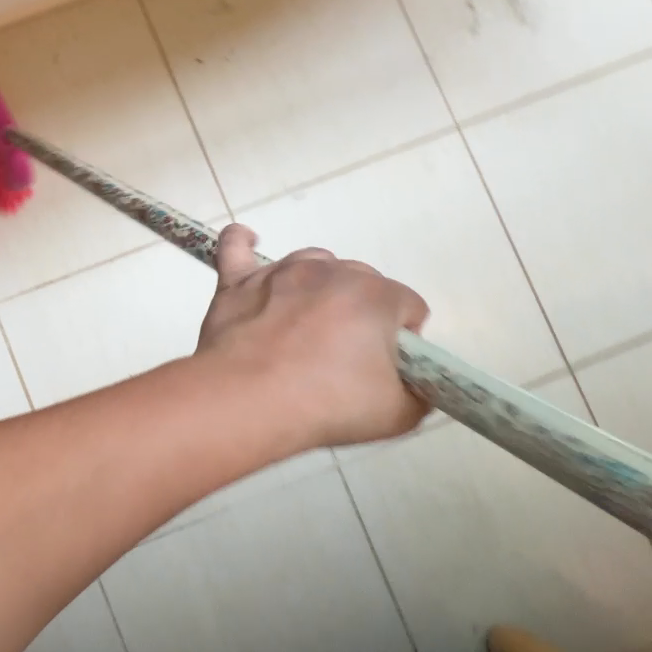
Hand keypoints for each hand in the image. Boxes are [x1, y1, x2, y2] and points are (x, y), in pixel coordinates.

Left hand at [196, 224, 429, 449]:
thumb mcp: (402, 411)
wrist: (249, 398)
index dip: (404, 338)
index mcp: (374, 295)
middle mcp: (325, 271)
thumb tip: (406, 375)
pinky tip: (248, 241)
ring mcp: (277, 272)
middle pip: (361, 280)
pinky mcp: (235, 281)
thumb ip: (417, 385)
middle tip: (346, 354)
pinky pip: (235, 246)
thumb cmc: (329, 404)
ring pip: (311, 262)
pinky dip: (242, 242)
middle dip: (363, 311)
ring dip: (320, 285)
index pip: (409, 306)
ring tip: (311, 323)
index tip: (388, 366)